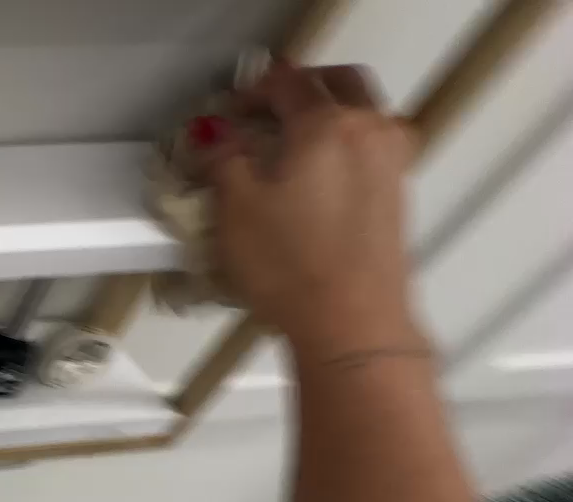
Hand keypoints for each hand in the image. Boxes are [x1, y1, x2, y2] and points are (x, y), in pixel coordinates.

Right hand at [208, 62, 421, 360]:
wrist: (346, 312)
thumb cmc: (285, 262)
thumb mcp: (234, 209)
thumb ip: (223, 162)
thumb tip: (213, 135)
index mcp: (326, 125)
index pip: (289, 85)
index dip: (254, 89)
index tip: (226, 107)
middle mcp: (369, 128)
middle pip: (338, 83)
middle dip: (298, 88)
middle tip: (260, 109)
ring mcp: (390, 157)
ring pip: (357, 112)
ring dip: (321, 114)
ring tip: (281, 142)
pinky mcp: (393, 187)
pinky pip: (365, 143)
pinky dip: (336, 141)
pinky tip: (308, 171)